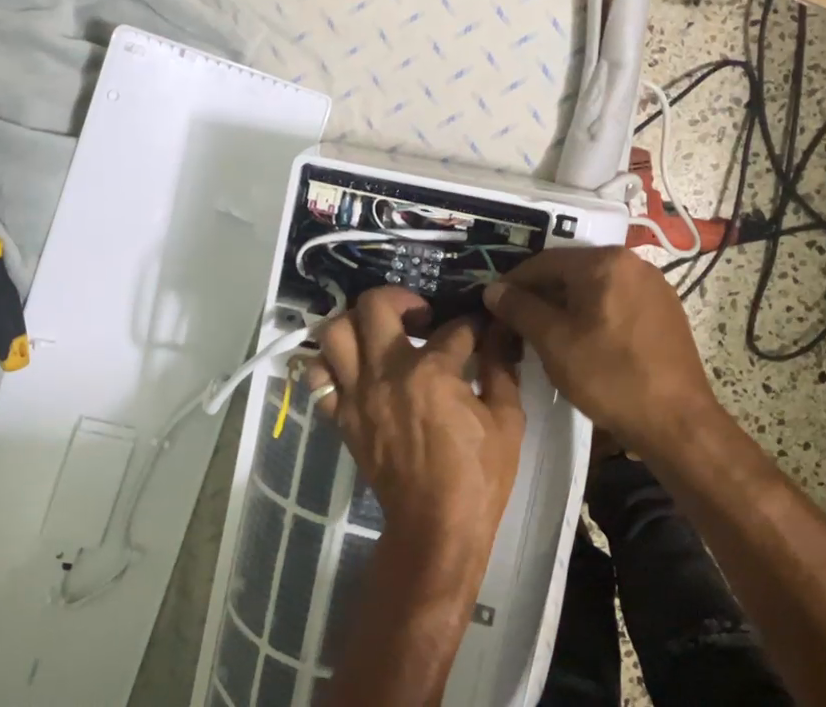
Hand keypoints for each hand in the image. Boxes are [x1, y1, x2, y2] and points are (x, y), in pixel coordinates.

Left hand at [306, 287, 525, 545]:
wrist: (435, 527)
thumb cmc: (478, 477)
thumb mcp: (507, 420)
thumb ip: (502, 368)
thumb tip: (502, 333)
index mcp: (432, 370)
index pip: (454, 328)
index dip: (472, 325)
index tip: (479, 332)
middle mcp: (387, 371)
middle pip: (374, 305)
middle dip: (399, 297)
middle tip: (419, 316)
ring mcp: (357, 393)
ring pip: (334, 331)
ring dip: (355, 322)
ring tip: (378, 333)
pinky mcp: (342, 416)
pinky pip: (318, 376)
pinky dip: (329, 363)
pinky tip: (352, 366)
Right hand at [483, 247, 722, 468]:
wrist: (677, 422)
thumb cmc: (610, 376)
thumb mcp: (553, 341)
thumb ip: (520, 309)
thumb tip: (493, 289)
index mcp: (605, 262)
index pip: (544, 262)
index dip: (513, 283)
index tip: (492, 305)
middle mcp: (634, 263)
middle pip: (571, 272)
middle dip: (540, 295)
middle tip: (515, 322)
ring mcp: (654, 287)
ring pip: (594, 289)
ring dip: (565, 306)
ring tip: (544, 335)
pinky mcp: (665, 312)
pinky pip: (616, 303)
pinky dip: (592, 315)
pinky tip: (581, 342)